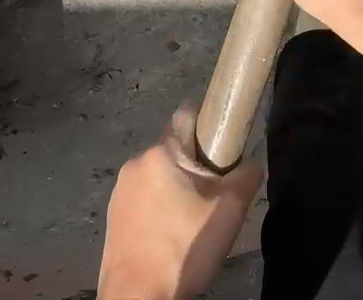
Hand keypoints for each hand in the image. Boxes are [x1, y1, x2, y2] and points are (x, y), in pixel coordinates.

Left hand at [99, 104, 263, 299]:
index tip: (226, 148)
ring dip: (179, 190)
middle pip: (176, 151)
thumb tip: (251, 162)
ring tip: (195, 222)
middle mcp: (133, 166)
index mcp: (158, 154)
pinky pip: (145, 201)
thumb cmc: (184, 247)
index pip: (188, 115)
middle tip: (216, 195)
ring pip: (161, 177)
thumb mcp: (231, 207)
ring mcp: (118, 196)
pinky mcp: (112, 223)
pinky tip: (173, 238)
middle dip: (198, 166)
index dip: (211, 125)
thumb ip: (248, 173)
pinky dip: (161, 210)